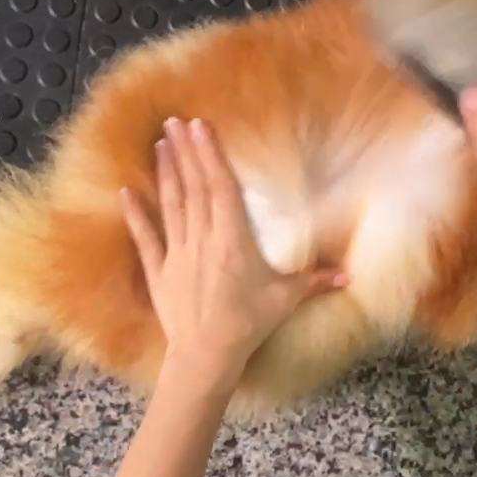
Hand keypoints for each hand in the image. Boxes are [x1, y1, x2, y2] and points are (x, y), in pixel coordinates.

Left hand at [121, 118, 346, 391]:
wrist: (206, 355)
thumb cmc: (248, 324)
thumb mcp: (285, 299)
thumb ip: (315, 281)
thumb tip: (351, 274)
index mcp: (231, 238)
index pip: (219, 187)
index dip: (210, 155)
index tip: (200, 127)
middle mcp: (201, 238)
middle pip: (192, 187)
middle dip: (184, 152)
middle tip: (175, 121)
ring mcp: (176, 253)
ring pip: (170, 205)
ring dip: (165, 173)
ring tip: (160, 143)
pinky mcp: (158, 272)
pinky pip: (145, 238)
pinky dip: (135, 215)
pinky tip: (125, 191)